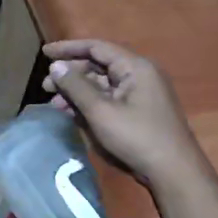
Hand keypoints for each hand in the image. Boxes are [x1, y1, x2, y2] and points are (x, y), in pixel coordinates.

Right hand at [42, 39, 194, 185]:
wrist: (173, 171)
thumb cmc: (136, 136)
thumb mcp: (100, 111)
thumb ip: (76, 86)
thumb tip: (55, 66)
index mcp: (135, 67)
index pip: (96, 47)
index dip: (68, 48)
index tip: (44, 53)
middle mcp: (139, 74)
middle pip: (98, 65)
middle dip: (70, 74)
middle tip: (46, 86)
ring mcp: (140, 93)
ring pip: (101, 84)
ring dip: (76, 91)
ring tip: (54, 103)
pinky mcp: (138, 110)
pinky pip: (108, 98)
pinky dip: (89, 103)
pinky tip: (71, 113)